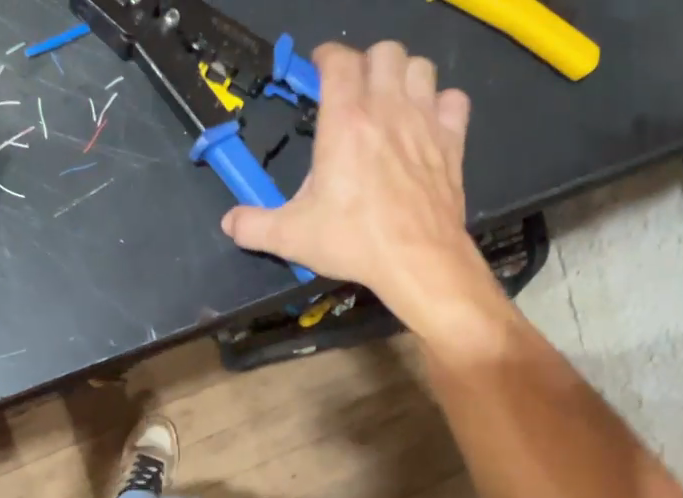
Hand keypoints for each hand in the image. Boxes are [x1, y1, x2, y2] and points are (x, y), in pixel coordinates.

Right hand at [222, 43, 512, 352]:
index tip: (318, 68)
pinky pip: (454, 100)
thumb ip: (253, 226)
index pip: (338, 62)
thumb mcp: (290, 237)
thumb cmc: (352, 242)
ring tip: (389, 100)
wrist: (416, 259)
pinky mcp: (452, 141)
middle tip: (354, 89)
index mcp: (344, 122)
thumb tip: (229, 223)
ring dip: (403, 76)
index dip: (326, 57)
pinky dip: (440, 104)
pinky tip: (426, 123)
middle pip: (384, 53)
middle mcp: (387, 109)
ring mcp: (425, 121)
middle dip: (366, 63)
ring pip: (420, 67)